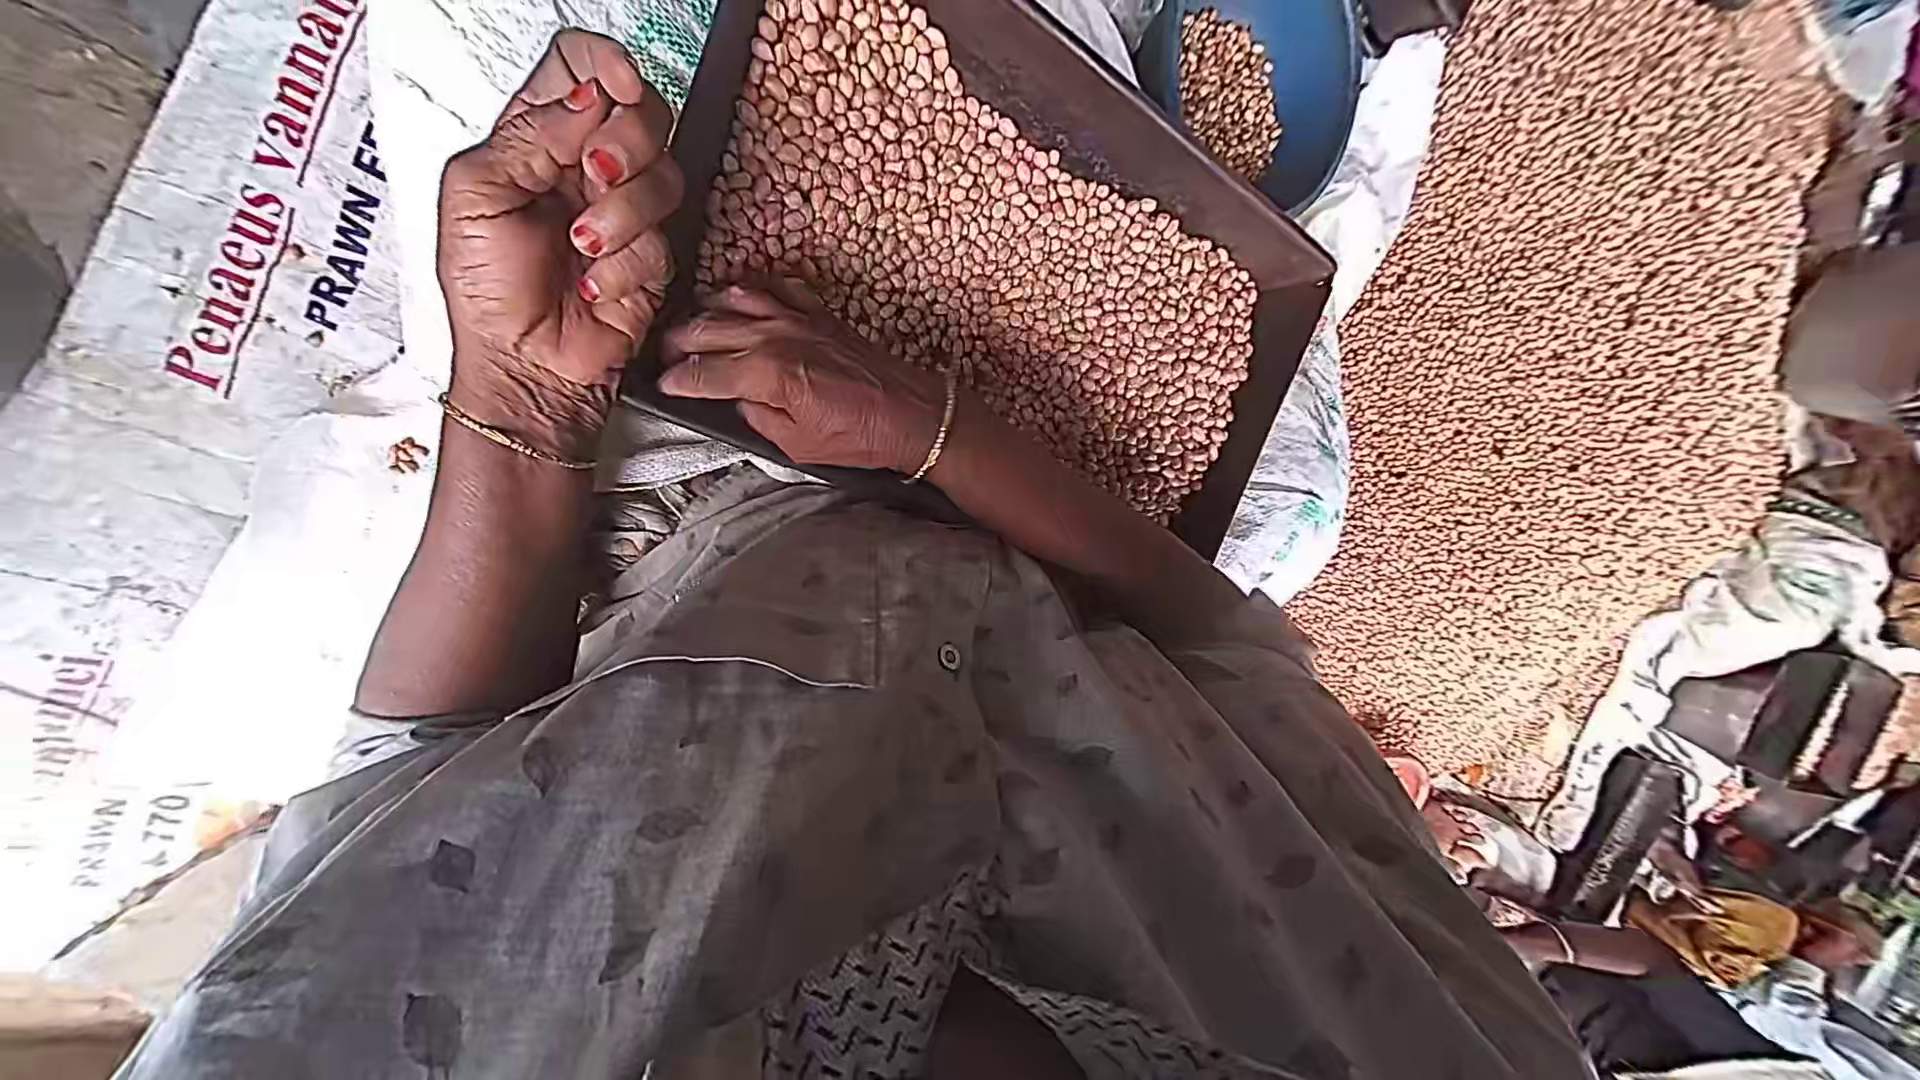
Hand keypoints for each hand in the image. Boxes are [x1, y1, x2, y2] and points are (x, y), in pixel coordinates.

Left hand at [438, 30, 682, 456]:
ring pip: (663, 180)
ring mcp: (627, 218)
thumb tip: (586, 99)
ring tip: (582, 248)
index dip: (607, 62)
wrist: (526, 363)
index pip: (581, 68)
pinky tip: (595, 286)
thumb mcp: (476, 193)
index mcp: (539, 140)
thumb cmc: (488, 288)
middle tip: (594, 174)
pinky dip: (624, 268)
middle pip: (645, 115)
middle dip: (628, 141)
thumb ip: (529, 138)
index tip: (616, 82)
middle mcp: (590, 172)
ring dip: (621, 216)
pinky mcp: (654, 263)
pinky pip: (661, 245)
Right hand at [657, 280, 948, 473]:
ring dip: (706, 313)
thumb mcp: (797, 445)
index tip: (665, 386)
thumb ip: (756, 417)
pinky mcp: (818, 314)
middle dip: (679, 345)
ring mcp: (798, 319)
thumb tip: (737, 400)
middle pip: (707, 330)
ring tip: (692, 328)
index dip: (677, 380)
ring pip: (733, 301)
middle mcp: (777, 338)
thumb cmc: (860, 435)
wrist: (909, 415)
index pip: (703, 373)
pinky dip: (750, 289)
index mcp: (767, 374)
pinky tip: (738, 296)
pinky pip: (774, 287)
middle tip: (666, 357)